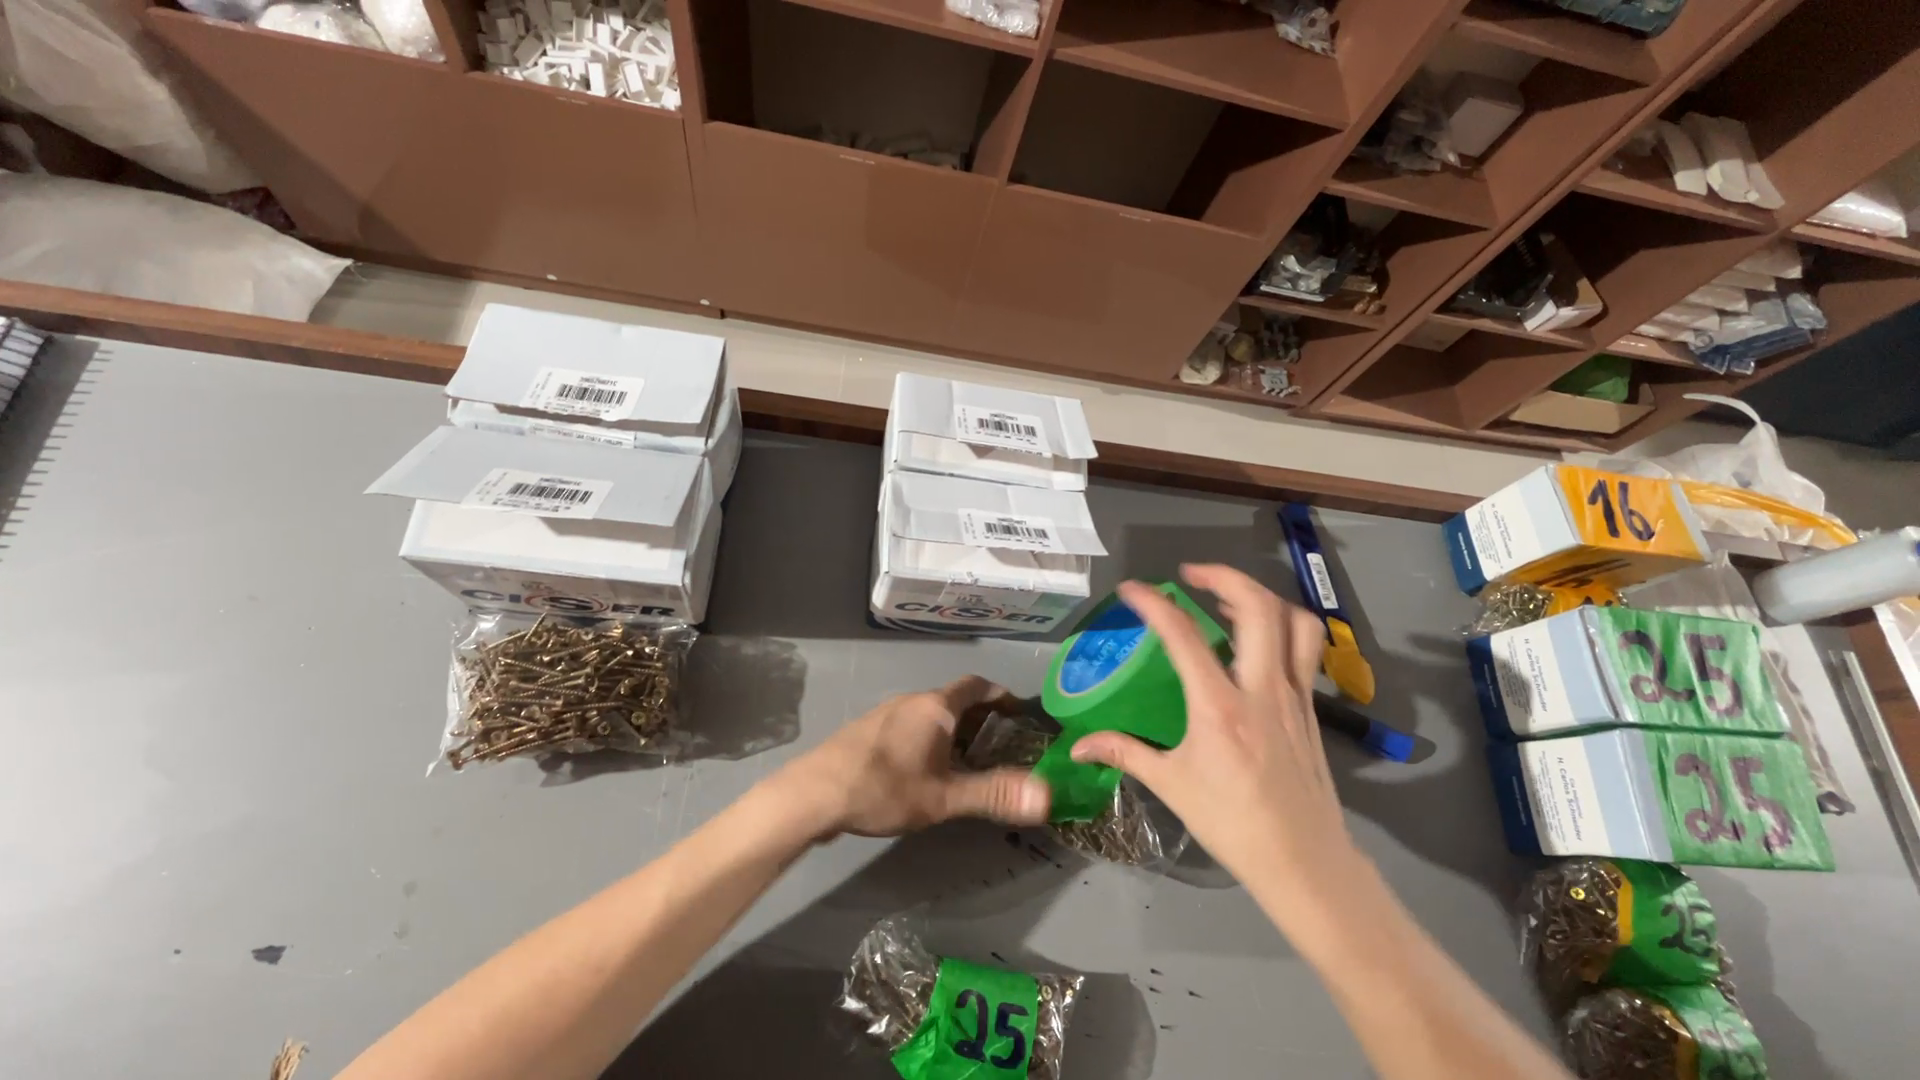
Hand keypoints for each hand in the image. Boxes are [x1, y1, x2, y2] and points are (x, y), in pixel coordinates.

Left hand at [778, 676, 1050, 837]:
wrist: (812, 795)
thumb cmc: (883, 788)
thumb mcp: (944, 797)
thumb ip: (994, 794)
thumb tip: (1047, 797)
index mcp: (934, 707)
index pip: (976, 686)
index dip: (1000, 695)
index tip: (1019, 710)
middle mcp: (910, 701)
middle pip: (953, 700)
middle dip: (979, 718)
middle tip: (1002, 744)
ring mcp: (884, 715)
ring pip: (928, 715)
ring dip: (951, 730)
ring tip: (966, 761)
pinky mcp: (865, 734)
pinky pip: (908, 727)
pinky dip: (928, 739)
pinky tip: (924, 770)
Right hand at [1069, 566, 1367, 913]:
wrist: (1304, 860)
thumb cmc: (1231, 824)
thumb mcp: (1172, 787)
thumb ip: (1125, 753)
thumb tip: (1079, 745)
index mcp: (1219, 708)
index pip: (1184, 637)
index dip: (1154, 604)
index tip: (1131, 589)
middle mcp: (1262, 689)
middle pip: (1258, 608)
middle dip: (1224, 576)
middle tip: (1191, 575)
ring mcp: (1294, 695)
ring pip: (1294, 622)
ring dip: (1262, 597)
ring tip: (1230, 599)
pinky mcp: (1311, 708)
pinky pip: (1306, 650)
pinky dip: (1284, 627)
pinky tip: (1259, 643)